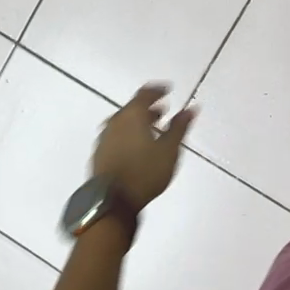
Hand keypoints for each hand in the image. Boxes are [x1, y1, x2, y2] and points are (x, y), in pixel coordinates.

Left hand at [93, 84, 194, 211]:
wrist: (112, 200)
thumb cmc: (145, 172)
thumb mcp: (169, 150)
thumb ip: (179, 128)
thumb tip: (191, 109)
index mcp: (132, 116)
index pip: (145, 94)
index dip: (158, 90)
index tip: (168, 90)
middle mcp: (115, 121)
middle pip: (132, 108)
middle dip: (149, 108)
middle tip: (163, 111)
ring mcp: (104, 137)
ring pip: (123, 122)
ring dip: (138, 122)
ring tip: (152, 130)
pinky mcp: (99, 152)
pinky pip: (116, 135)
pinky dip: (128, 134)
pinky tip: (136, 146)